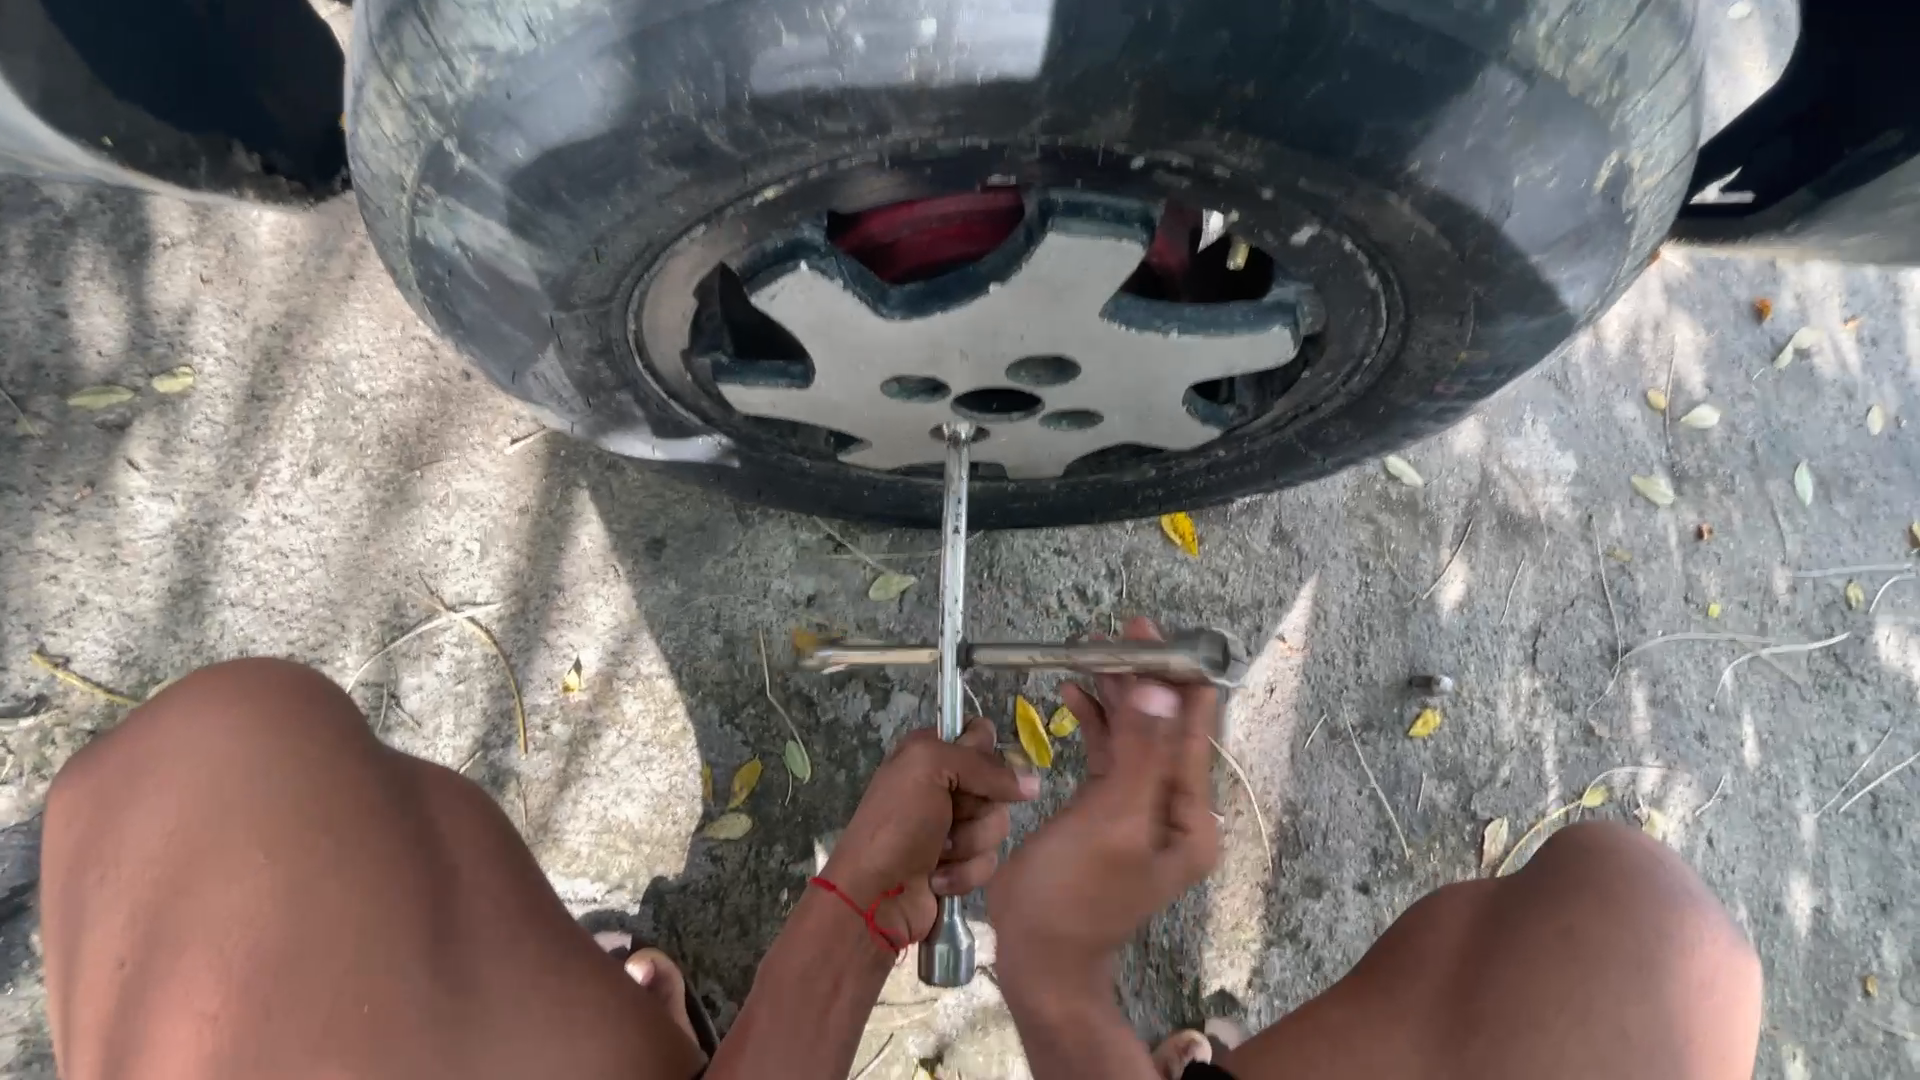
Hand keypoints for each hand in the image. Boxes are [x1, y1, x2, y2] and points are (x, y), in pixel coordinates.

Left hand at [821, 716, 1038, 948]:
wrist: (873, 896)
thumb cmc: (896, 823)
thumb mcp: (930, 769)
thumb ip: (982, 764)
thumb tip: (1033, 784)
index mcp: (930, 751)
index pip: (981, 736)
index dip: (985, 754)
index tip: (976, 773)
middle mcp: (943, 784)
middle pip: (997, 784)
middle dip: (978, 807)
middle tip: (951, 817)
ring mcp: (952, 826)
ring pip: (997, 825)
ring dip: (970, 843)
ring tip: (940, 852)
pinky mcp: (960, 863)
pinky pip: (989, 861)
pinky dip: (964, 871)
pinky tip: (937, 878)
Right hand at [988, 617, 1220, 987]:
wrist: (1040, 954)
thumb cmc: (1077, 892)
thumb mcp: (1112, 819)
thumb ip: (1140, 752)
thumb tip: (1161, 688)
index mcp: (1190, 813)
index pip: (1193, 729)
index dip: (1175, 677)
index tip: (1150, 634)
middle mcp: (1173, 804)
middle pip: (1161, 725)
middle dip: (1139, 678)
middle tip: (1111, 634)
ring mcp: (1139, 804)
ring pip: (1133, 732)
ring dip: (1113, 694)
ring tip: (1086, 654)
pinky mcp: (1107, 804)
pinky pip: (1108, 752)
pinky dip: (1094, 721)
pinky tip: (1074, 694)